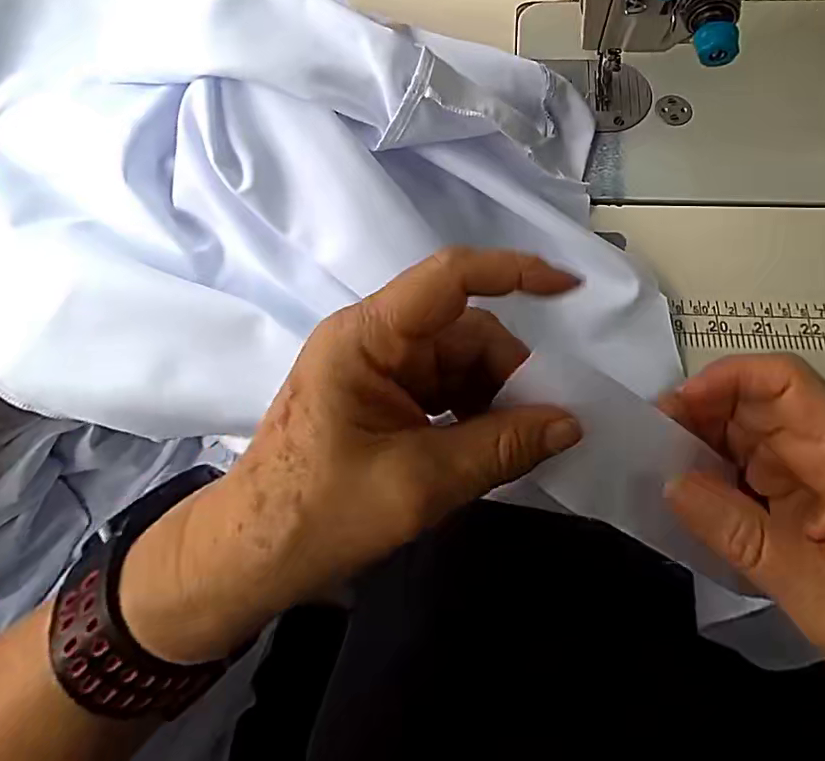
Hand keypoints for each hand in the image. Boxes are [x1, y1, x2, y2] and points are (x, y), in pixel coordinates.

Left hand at [119, 248, 584, 663]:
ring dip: (492, 398)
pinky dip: (470, 412)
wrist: (254, 552)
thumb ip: (500, 447)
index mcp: (367, 336)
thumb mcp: (419, 483)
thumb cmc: (320, 513)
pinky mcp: (378, 393)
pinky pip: (441, 386)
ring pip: (457, 361)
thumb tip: (570, 422)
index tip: (568, 288)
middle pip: (462, 330)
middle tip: (543, 429)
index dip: (511, 271)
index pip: (447, 278)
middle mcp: (371, 337)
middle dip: (508, 372)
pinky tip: (484, 450)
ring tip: (510, 449)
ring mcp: (374, 365)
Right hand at [661, 355, 824, 755]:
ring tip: (658, 460)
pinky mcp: (786, 494)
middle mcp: (823, 453)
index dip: (731, 377)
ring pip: (738, 424)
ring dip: (695, 432)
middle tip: (653, 435)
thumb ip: (746, 538)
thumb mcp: (823, 597)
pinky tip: (680, 484)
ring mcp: (804, 472)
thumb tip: (672, 483)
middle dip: (698, 405)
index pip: (789, 383)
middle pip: (753, 398)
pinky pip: (735, 458)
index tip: (681, 404)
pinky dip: (702, 462)